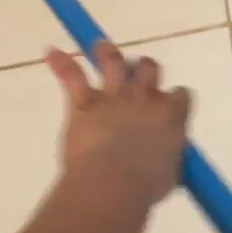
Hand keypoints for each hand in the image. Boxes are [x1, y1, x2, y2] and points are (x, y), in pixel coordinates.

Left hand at [46, 42, 190, 211]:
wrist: (112, 184)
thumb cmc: (145, 186)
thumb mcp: (170, 174)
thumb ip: (169, 159)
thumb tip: (165, 160)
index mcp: (172, 114)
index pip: (181, 94)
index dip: (175, 98)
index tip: (170, 106)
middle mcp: (145, 97)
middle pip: (149, 68)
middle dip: (144, 68)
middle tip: (137, 73)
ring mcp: (114, 96)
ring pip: (113, 61)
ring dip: (106, 52)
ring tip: (100, 46)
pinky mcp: (85, 103)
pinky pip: (72, 76)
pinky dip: (60, 63)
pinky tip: (50, 52)